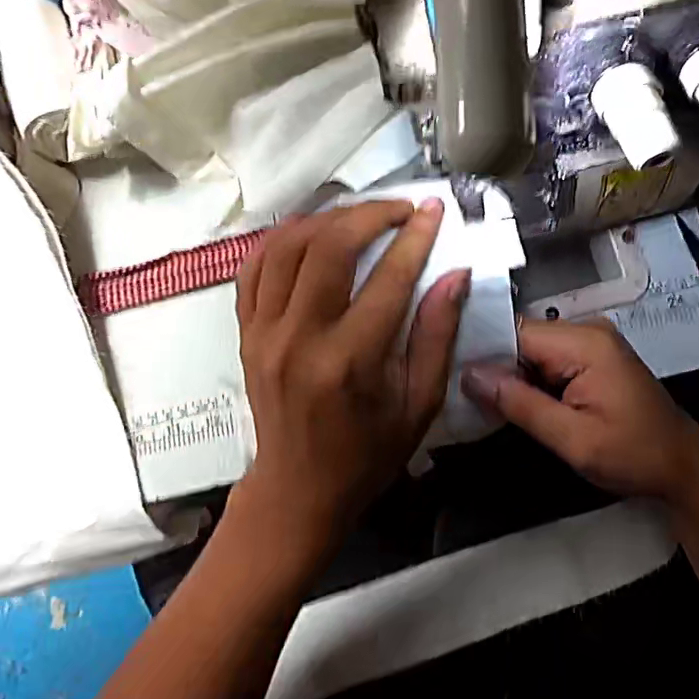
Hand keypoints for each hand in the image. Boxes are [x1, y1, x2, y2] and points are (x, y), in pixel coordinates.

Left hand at [232, 199, 469, 550]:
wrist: (298, 490)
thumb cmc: (368, 453)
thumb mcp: (420, 404)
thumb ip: (438, 335)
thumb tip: (454, 274)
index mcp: (349, 362)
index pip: (387, 279)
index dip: (414, 238)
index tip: (433, 212)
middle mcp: (299, 339)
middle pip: (328, 247)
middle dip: (370, 215)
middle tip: (400, 209)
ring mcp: (263, 332)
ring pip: (287, 247)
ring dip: (327, 218)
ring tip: (360, 215)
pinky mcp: (245, 332)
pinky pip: (254, 268)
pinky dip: (280, 239)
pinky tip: (309, 231)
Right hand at [463, 318, 698, 503]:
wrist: (684, 468)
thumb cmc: (633, 455)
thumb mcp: (573, 439)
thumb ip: (520, 404)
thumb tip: (469, 374)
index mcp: (584, 343)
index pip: (516, 332)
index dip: (482, 351)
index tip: (450, 373)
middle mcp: (586, 330)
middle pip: (522, 337)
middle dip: (494, 365)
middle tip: (461, 393)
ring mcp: (590, 342)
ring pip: (531, 348)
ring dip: (510, 374)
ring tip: (478, 399)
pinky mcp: (591, 357)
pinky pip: (547, 358)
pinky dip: (529, 378)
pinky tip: (511, 400)